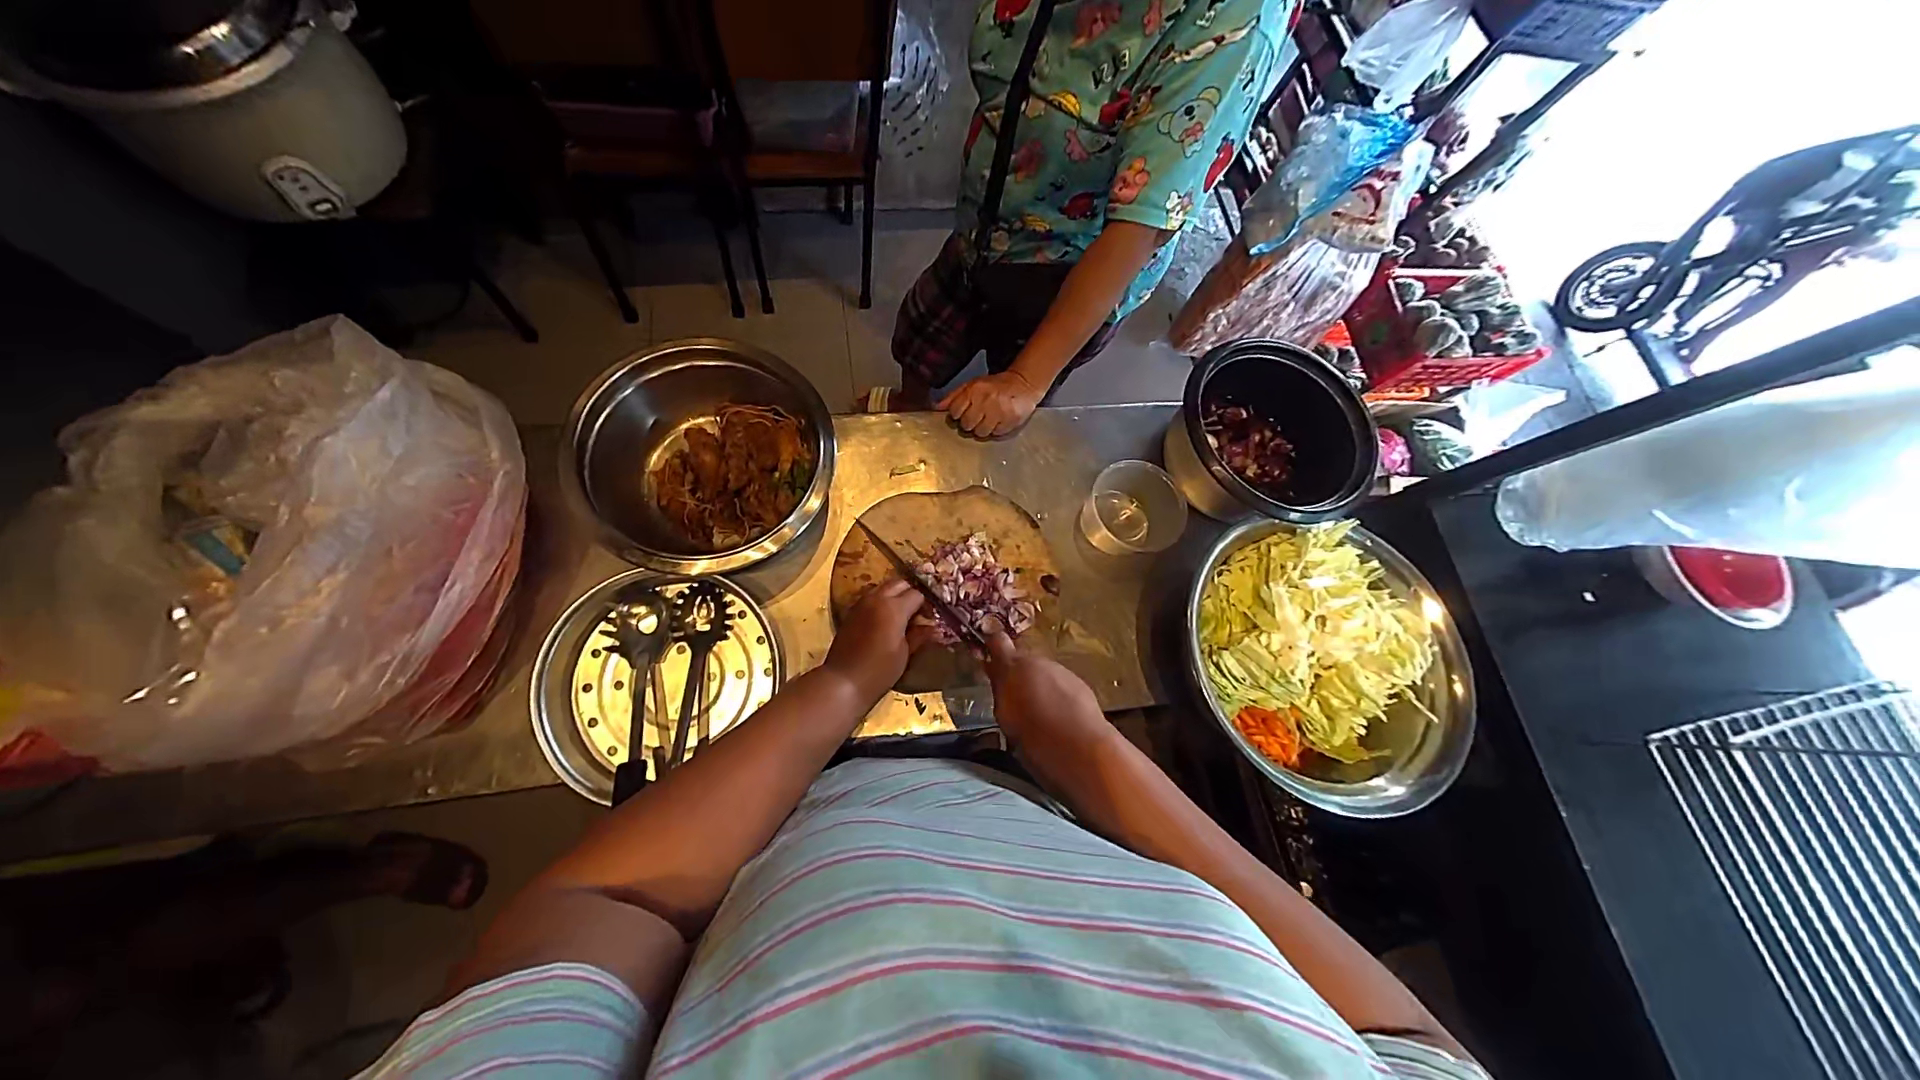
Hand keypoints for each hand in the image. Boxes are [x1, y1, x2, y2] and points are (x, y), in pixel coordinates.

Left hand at [823, 579, 934, 697]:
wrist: (843, 680)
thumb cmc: (879, 670)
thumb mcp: (904, 653)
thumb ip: (919, 635)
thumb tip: (934, 628)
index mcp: (894, 608)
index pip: (917, 595)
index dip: (925, 606)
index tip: (929, 620)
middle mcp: (877, 599)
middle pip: (899, 584)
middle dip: (910, 594)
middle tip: (916, 614)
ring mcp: (861, 604)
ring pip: (883, 587)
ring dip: (894, 596)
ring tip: (900, 616)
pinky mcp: (851, 612)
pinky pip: (870, 598)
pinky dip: (880, 602)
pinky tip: (883, 621)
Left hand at [937, 370, 1044, 437]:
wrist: (1023, 384)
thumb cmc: (994, 386)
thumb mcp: (972, 385)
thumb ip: (954, 396)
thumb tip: (937, 408)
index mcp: (974, 390)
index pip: (955, 411)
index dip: (958, 414)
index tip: (964, 412)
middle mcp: (985, 401)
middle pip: (966, 424)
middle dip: (970, 423)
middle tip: (977, 416)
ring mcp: (999, 412)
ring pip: (980, 433)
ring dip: (982, 429)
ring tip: (989, 419)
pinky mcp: (1010, 421)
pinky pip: (995, 434)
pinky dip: (995, 430)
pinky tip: (999, 421)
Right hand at [980, 630, 1110, 753]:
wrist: (1077, 743)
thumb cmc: (1031, 732)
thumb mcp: (1003, 713)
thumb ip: (999, 689)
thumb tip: (996, 675)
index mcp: (1013, 666)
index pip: (998, 642)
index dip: (992, 644)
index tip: (988, 650)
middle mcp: (1038, 661)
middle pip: (1024, 661)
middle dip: (1019, 674)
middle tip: (1015, 697)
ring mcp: (1061, 670)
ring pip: (1044, 673)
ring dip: (1040, 685)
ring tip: (1039, 712)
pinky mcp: (1079, 683)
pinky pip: (1062, 685)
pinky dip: (1058, 695)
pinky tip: (1060, 717)